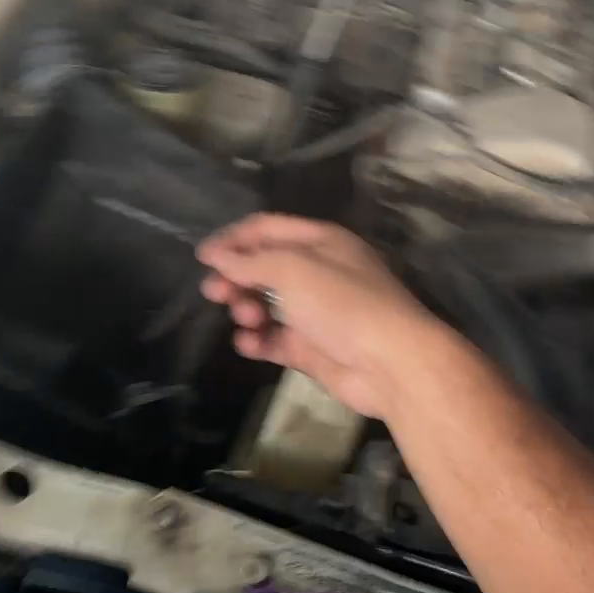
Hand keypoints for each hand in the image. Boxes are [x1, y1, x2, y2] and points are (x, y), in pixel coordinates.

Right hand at [198, 213, 447, 419]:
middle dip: (235, 277)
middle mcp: (318, 272)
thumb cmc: (343, 303)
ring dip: (247, 309)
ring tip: (247, 318)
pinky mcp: (311, 348)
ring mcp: (315, 312)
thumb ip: (250, 261)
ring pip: (266, 304)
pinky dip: (258, 340)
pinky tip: (250, 343)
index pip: (267, 229)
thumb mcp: (293, 269)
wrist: (390, 363)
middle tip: (214, 292)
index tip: (203, 257)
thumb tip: (215, 255)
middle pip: (263, 267)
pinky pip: (275, 339)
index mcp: (320, 242)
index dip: (233, 239)